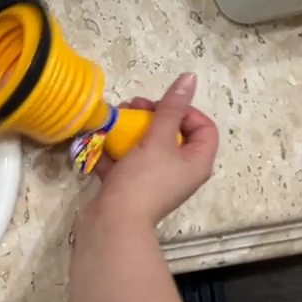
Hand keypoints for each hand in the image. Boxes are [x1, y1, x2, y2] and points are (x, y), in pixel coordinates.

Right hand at [90, 72, 219, 228]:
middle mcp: (179, 172)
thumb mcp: (157, 140)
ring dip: (128, 133)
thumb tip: (189, 78)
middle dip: (150, 118)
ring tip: (112, 122)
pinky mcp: (130, 189)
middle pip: (171, 136)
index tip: (160, 105)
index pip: (203, 127)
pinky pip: (125, 165)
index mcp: (197, 162)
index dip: (185, 110)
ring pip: (145, 150)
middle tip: (131, 108)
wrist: (111, 224)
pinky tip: (98, 143)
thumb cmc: (141, 182)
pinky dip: (113, 154)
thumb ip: (171, 108)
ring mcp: (153, 182)